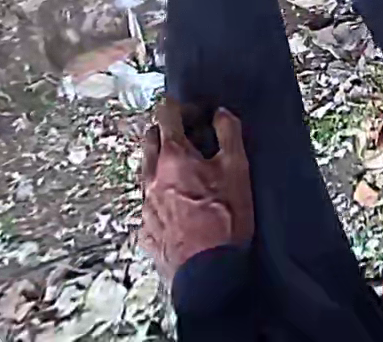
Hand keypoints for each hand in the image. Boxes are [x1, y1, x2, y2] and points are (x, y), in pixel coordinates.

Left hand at [140, 100, 252, 279]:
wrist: (209, 275)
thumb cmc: (225, 219)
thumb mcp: (237, 167)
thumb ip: (229, 132)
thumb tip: (221, 113)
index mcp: (173, 157)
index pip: (166, 114)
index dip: (182, 106)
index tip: (197, 111)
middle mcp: (152, 177)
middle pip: (150, 138)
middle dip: (167, 130)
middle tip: (191, 135)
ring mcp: (145, 205)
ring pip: (148, 169)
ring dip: (164, 161)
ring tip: (189, 170)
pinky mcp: (145, 229)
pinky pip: (149, 198)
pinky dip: (163, 190)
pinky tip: (183, 200)